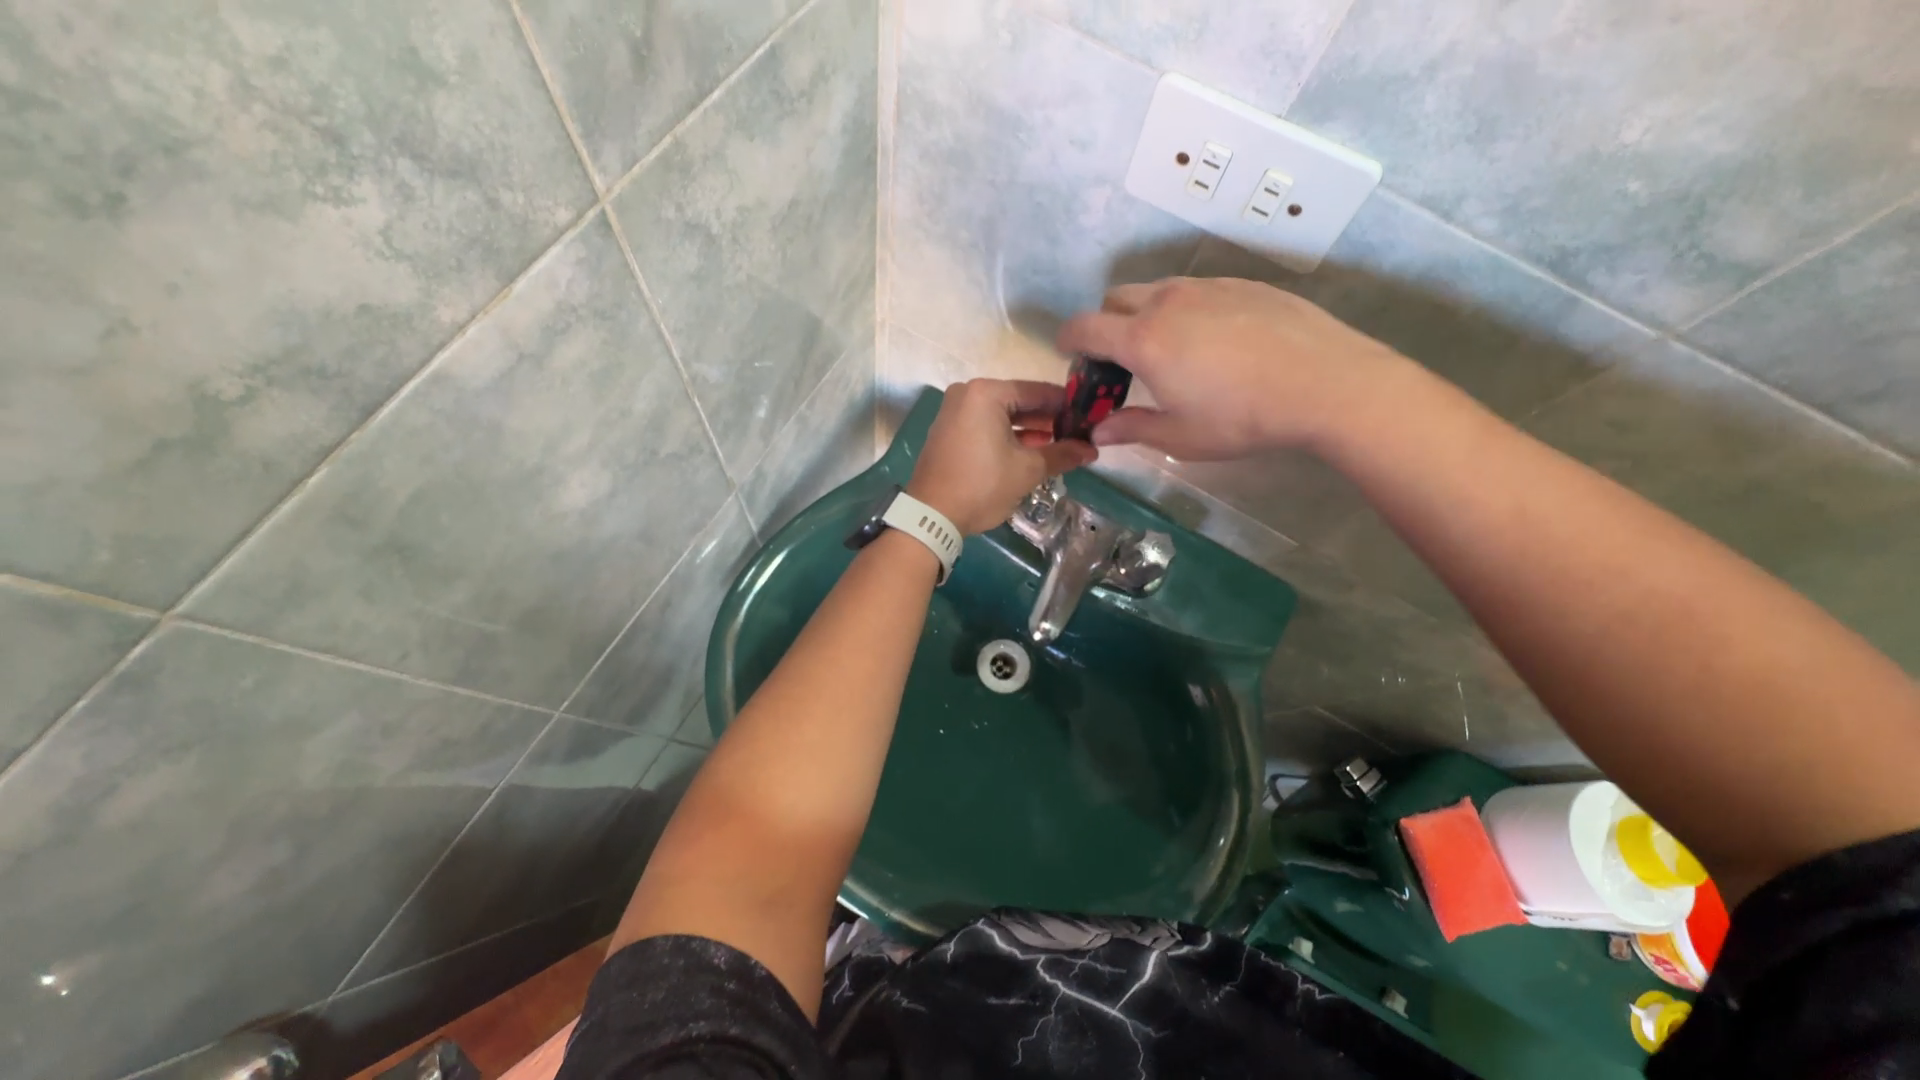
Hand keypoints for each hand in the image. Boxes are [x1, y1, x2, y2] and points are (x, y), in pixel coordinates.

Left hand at [907, 379, 1097, 533]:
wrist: (931, 516)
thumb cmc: (982, 486)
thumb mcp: (1027, 470)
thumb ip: (1062, 454)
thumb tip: (1092, 450)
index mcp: (987, 393)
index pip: (1037, 391)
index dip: (1066, 405)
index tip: (1090, 416)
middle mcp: (967, 394)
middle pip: (1018, 401)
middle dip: (1048, 418)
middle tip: (1078, 432)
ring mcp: (954, 411)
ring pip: (1002, 414)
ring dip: (1029, 429)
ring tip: (1060, 444)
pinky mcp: (948, 431)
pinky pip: (985, 425)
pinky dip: (1007, 435)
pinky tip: (1031, 450)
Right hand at [1054, 276, 1414, 459]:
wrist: (1327, 383)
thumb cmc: (1244, 417)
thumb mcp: (1182, 436)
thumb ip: (1133, 428)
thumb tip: (1099, 430)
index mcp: (1143, 339)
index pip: (1085, 327)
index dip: (1068, 340)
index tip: (1068, 354)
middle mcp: (1167, 302)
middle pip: (1116, 299)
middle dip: (1106, 324)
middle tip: (1121, 360)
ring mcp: (1208, 286)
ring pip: (1159, 290)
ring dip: (1147, 314)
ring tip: (1172, 350)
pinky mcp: (1243, 283)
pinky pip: (1198, 290)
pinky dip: (1188, 309)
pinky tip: (1217, 342)